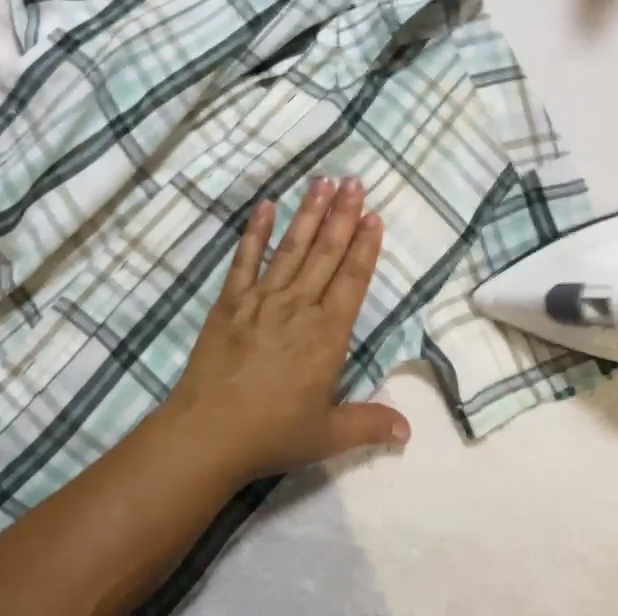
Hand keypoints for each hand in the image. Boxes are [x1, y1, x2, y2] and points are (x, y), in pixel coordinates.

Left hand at [156, 177, 410, 483]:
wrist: (209, 432)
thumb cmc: (272, 433)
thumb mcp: (328, 435)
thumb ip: (369, 425)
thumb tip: (408, 429)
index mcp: (327, 334)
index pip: (352, 279)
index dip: (365, 246)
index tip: (373, 215)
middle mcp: (298, 306)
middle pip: (325, 253)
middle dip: (342, 215)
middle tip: (354, 181)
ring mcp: (261, 299)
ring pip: (291, 248)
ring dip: (307, 214)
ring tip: (322, 182)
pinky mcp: (230, 301)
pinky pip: (245, 259)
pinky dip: (256, 232)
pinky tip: (265, 206)